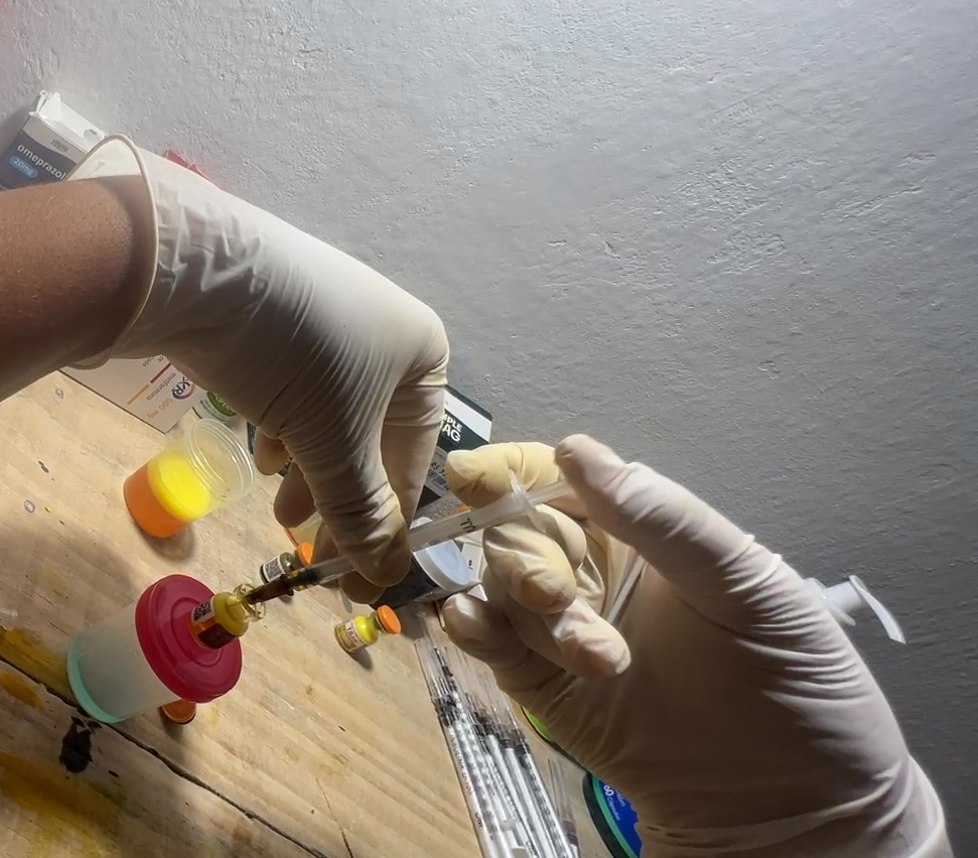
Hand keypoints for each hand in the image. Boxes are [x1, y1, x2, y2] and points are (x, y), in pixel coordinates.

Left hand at [72, 139, 449, 588]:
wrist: (196, 271)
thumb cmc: (287, 356)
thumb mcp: (329, 439)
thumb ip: (357, 508)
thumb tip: (383, 574)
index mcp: (419, 349)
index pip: (414, 450)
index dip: (386, 511)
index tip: (354, 559)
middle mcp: (378, 327)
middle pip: (366, 430)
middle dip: (337, 489)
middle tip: (303, 537)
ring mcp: (320, 314)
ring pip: (323, 409)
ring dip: (306, 463)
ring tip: (276, 500)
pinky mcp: (270, 313)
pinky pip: (290, 382)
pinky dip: (282, 422)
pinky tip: (263, 448)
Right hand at [442, 437, 946, 857]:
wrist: (791, 809)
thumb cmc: (791, 684)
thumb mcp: (751, 589)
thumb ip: (665, 518)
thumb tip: (572, 449)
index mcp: (629, 529)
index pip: (553, 479)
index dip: (508, 469)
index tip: (478, 476)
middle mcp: (579, 565)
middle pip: (511, 530)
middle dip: (525, 557)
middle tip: (558, 595)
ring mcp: (547, 618)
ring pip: (497, 583)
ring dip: (532, 614)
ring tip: (599, 660)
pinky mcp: (526, 669)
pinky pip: (477, 632)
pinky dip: (467, 623)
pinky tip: (476, 627)